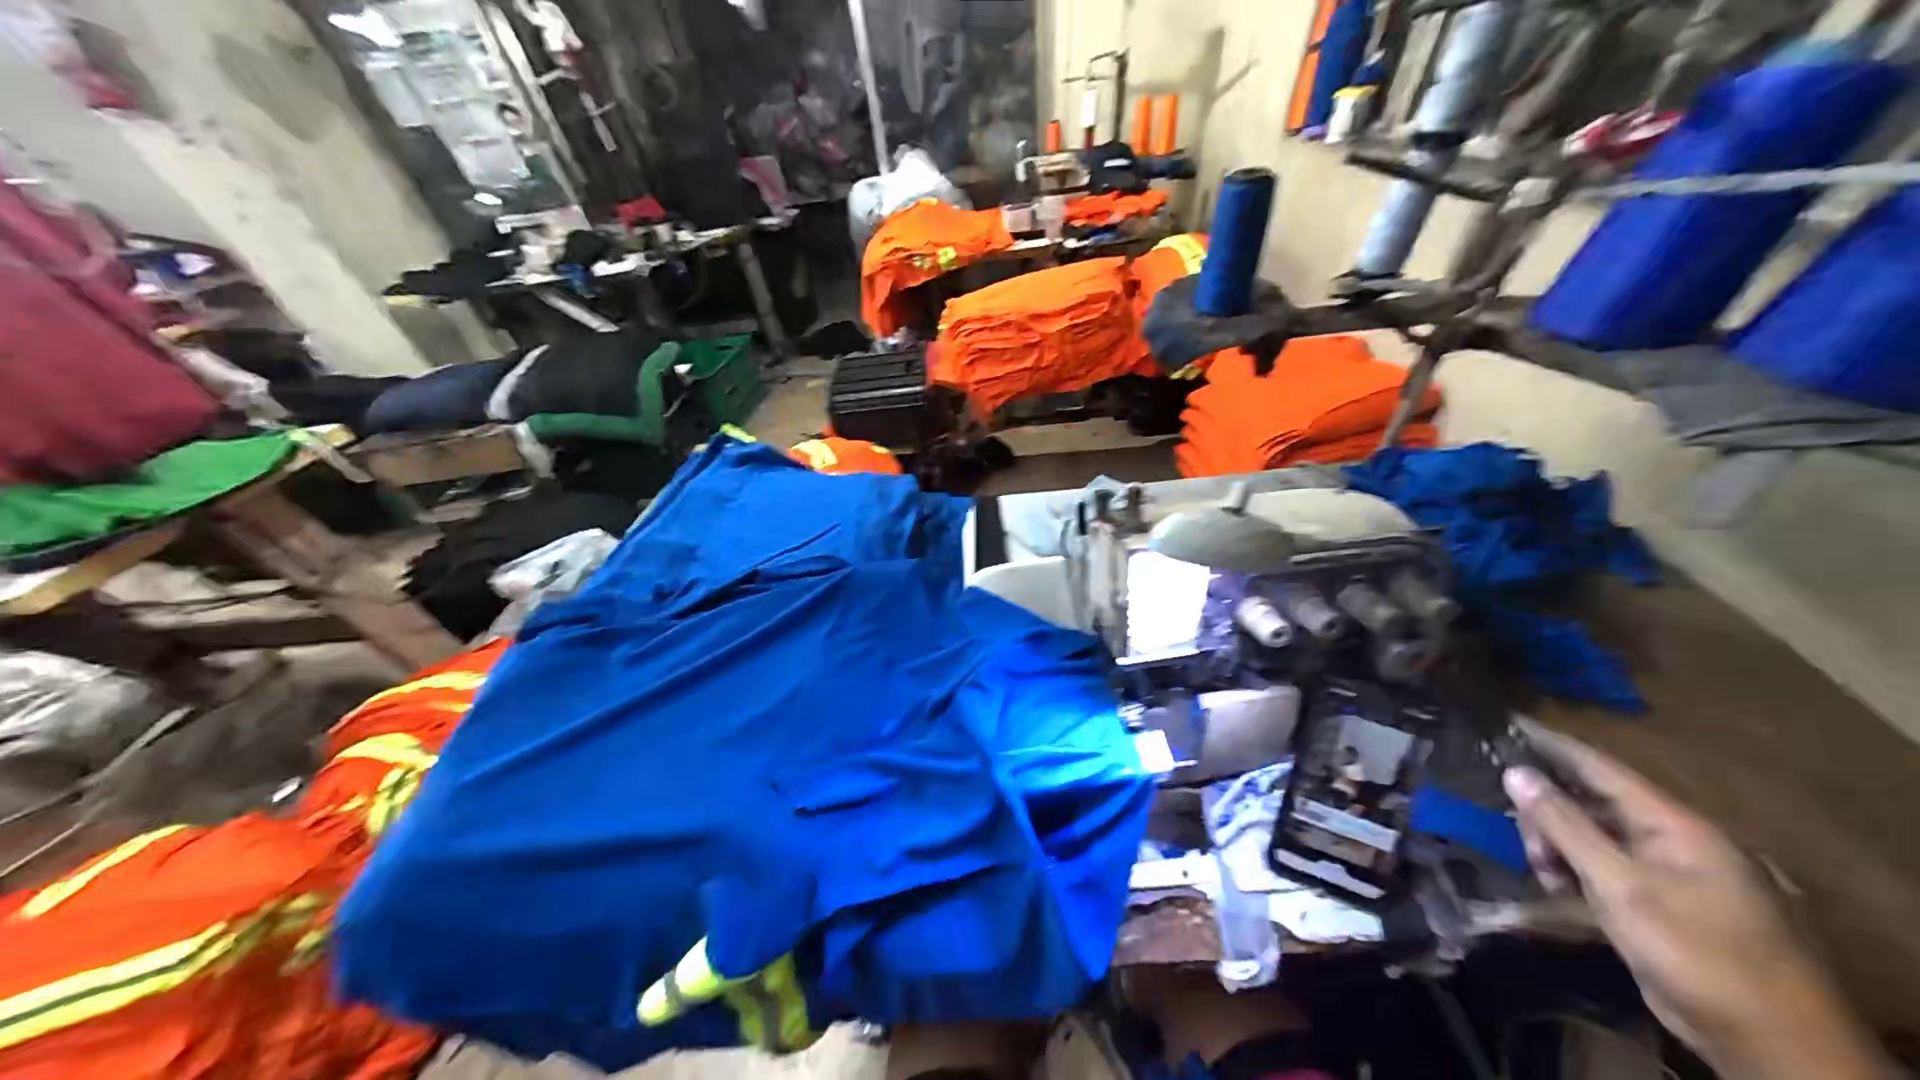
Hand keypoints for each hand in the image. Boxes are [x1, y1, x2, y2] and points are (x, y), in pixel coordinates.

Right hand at [1503, 725, 1884, 1079]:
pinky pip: (1607, 867)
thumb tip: (1515, 771)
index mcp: (1676, 825)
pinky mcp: (1664, 902)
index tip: (1508, 724)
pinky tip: (1563, 891)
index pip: (1600, 767)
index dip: (1552, 744)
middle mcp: (1674, 839)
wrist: (1770, 1041)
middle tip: (1529, 849)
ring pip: (1594, 837)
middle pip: (1591, 803)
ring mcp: (1671, 872)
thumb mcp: (1619, 885)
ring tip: (1548, 879)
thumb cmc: (1695, 950)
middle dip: (1549, 818)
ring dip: (1560, 849)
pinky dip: (1578, 872)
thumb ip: (1564, 824)